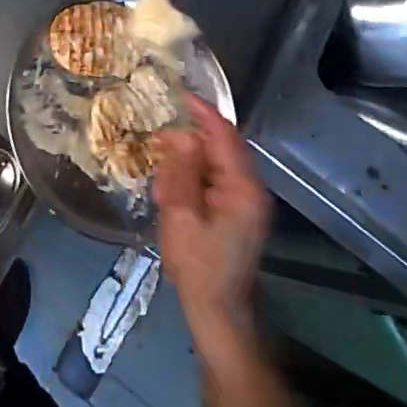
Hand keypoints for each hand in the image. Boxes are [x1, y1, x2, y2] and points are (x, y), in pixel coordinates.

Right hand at [153, 97, 270, 339]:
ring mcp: (245, 201)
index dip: (202, 113)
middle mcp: (251, 188)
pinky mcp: (235, 212)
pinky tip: (170, 192)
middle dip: (188, 141)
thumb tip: (180, 134)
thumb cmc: (198, 266)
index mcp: (244, 187)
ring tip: (160, 175)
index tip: (179, 95)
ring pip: (213, 164)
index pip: (224, 135)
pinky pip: (212, 182)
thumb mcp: (182, 215)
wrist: (217, 312)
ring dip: (186, 163)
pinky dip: (190, 179)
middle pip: (220, 148)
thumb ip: (182, 171)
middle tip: (156, 141)